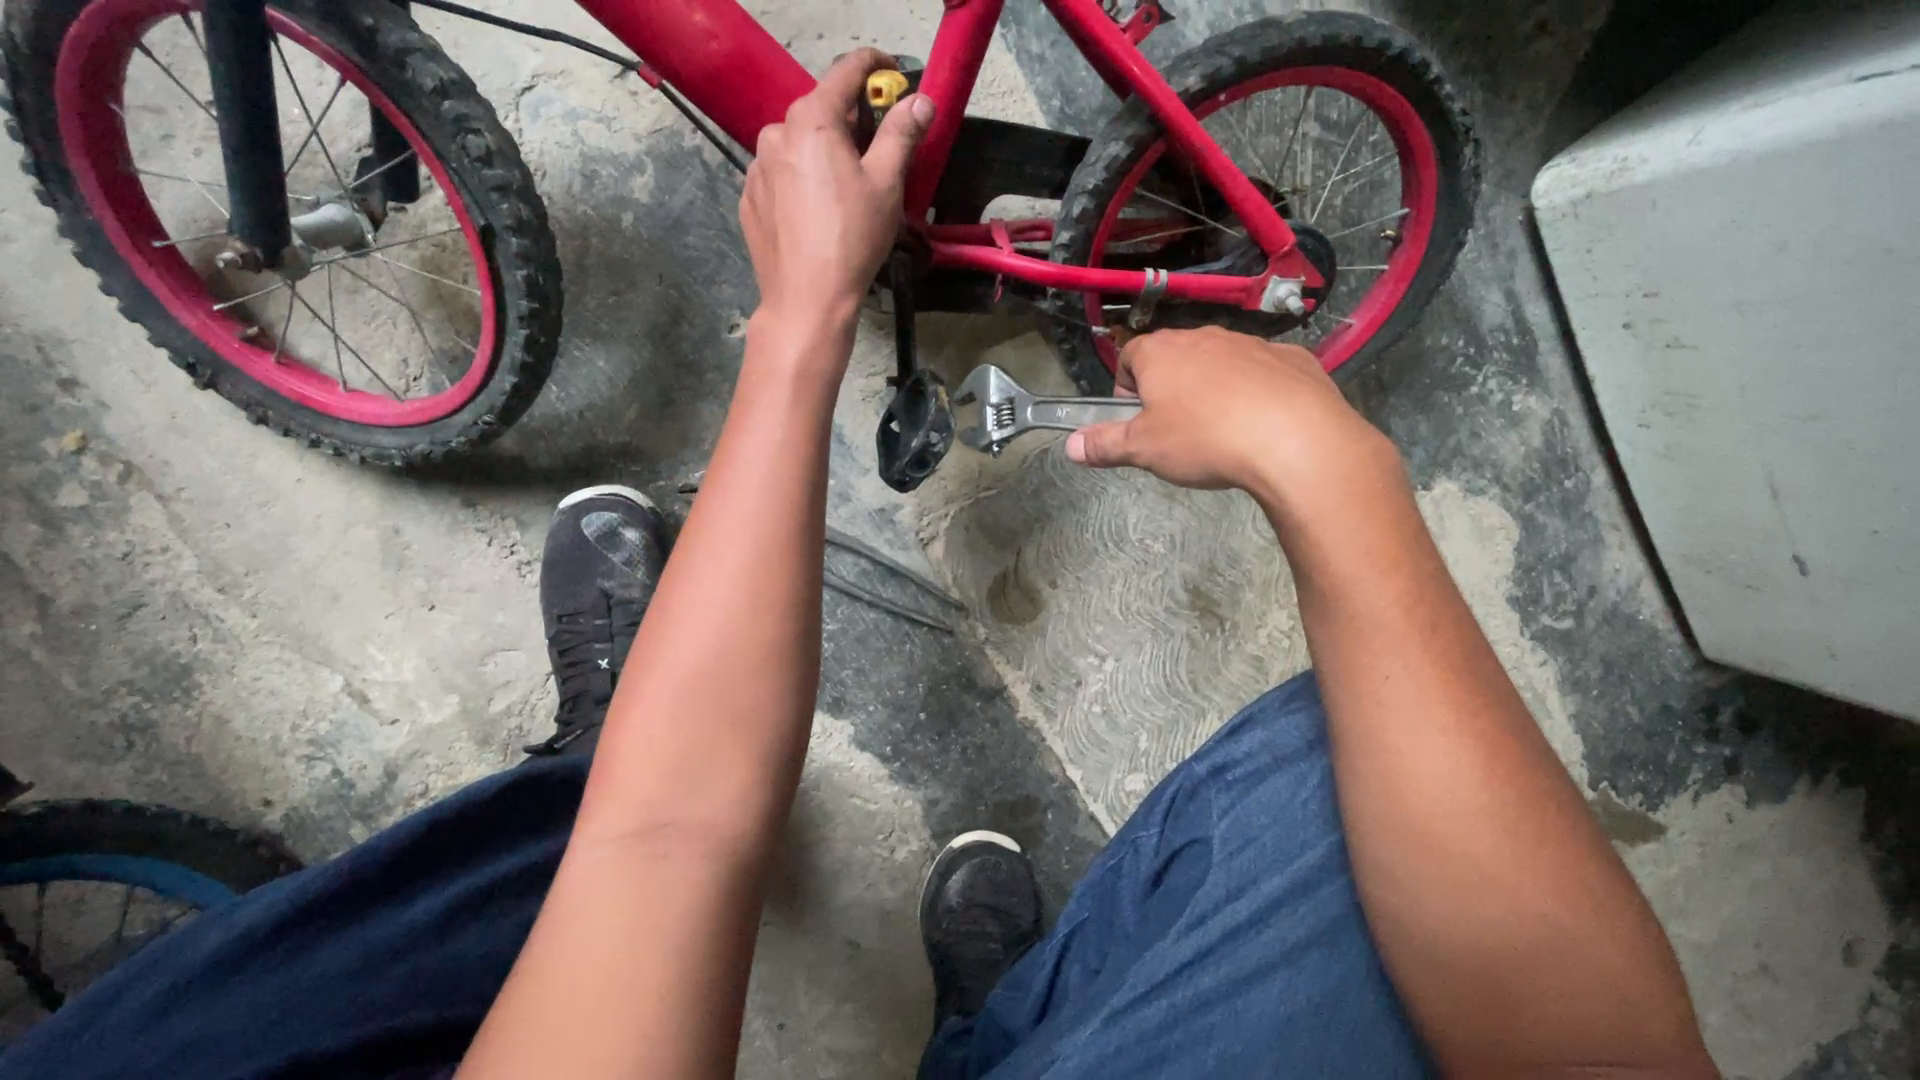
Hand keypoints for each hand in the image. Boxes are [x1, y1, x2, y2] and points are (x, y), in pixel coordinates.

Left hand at [739, 49, 933, 337]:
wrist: (806, 300)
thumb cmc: (852, 240)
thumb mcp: (886, 185)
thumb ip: (901, 135)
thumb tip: (920, 102)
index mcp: (812, 121)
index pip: (846, 72)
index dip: (874, 68)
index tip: (893, 75)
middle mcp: (775, 134)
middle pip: (820, 112)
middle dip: (850, 123)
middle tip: (877, 152)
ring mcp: (756, 168)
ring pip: (798, 146)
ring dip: (823, 155)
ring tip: (845, 193)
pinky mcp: (749, 199)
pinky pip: (780, 177)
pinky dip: (801, 182)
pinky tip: (818, 214)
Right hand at [1065, 326, 1396, 503]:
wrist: (1295, 439)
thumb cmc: (1205, 439)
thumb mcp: (1144, 450)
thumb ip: (1105, 445)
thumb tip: (1070, 447)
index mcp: (1161, 353)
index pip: (1128, 358)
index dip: (1126, 389)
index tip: (1135, 420)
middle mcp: (1204, 337)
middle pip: (1174, 358)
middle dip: (1170, 389)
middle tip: (1176, 432)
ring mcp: (1251, 343)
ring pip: (1220, 363)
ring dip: (1213, 389)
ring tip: (1222, 433)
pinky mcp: (1292, 358)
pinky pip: (1263, 373)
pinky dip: (1258, 393)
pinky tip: (1264, 425)